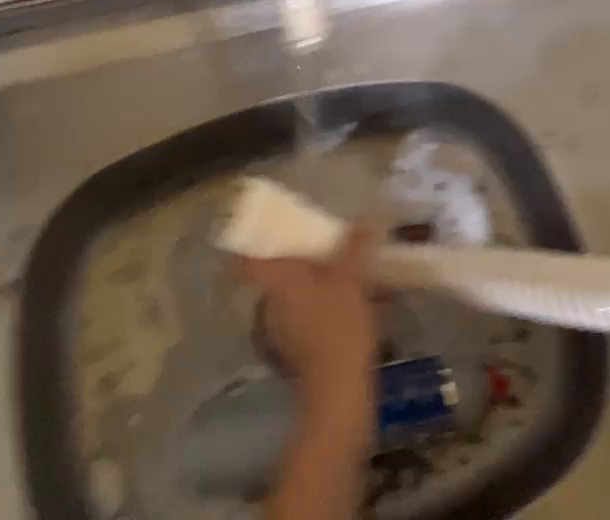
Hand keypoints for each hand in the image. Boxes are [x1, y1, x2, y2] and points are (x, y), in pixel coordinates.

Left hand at [238, 225, 377, 399]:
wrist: (337, 391)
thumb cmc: (338, 327)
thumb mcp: (352, 281)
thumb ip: (355, 247)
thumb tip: (364, 218)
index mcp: (276, 281)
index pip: (245, 260)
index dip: (248, 244)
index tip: (262, 231)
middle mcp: (269, 303)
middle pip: (274, 275)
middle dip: (297, 262)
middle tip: (322, 248)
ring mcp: (278, 329)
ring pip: (290, 297)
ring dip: (312, 286)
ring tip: (343, 277)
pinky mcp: (293, 350)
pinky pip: (302, 316)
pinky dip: (319, 308)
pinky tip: (348, 308)